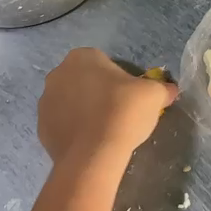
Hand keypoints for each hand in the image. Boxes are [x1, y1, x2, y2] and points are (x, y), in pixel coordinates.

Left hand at [37, 49, 175, 165]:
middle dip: (97, 93)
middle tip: (117, 114)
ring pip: (70, 103)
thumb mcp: (153, 95)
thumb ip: (162, 88)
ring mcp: (45, 101)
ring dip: (83, 112)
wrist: (94, 153)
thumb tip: (170, 91)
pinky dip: (73, 131)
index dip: (119, 80)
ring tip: (103, 131)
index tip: (128, 98)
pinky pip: (61, 124)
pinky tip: (89, 143)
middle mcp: (57, 74)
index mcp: (81, 57)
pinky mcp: (41, 127)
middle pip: (83, 81)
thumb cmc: (123, 112)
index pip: (103, 62)